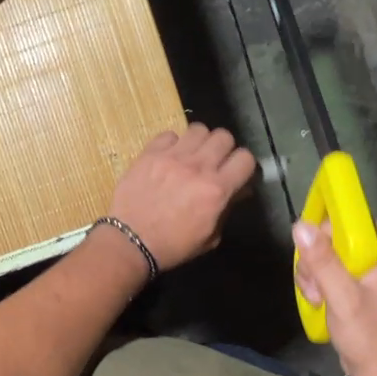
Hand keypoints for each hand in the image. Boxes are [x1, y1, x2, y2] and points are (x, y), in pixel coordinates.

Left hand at [107, 124, 257, 271]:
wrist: (130, 242)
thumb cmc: (173, 246)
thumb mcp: (210, 237)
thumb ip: (227, 209)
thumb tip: (239, 189)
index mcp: (216, 190)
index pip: (246, 158)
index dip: (244, 165)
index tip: (236, 173)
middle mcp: (198, 167)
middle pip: (224, 136)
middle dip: (224, 149)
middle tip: (214, 162)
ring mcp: (172, 157)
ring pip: (199, 129)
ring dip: (200, 142)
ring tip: (192, 155)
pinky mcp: (150, 153)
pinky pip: (169, 134)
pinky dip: (173, 144)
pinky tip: (169, 158)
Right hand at [294, 219, 376, 375]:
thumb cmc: (369, 336)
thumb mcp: (343, 298)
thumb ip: (323, 262)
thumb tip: (301, 226)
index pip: (348, 220)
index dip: (326, 235)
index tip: (315, 260)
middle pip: (333, 237)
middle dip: (317, 262)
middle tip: (317, 288)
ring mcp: (368, 269)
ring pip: (326, 254)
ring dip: (314, 276)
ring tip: (319, 300)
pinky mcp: (357, 283)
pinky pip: (329, 270)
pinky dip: (319, 285)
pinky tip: (320, 303)